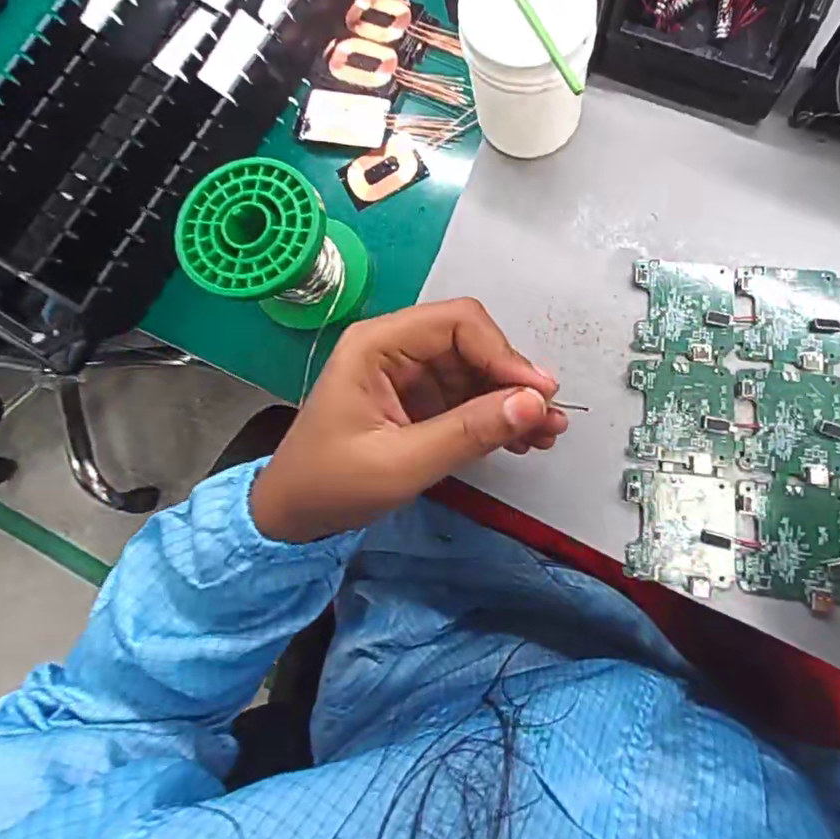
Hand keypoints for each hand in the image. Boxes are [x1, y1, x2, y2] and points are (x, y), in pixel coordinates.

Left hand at [249, 298, 567, 542]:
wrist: (292, 515)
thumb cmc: (330, 485)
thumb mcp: (400, 464)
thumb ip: (468, 432)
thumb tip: (534, 404)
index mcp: (377, 345)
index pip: (457, 324)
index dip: (504, 354)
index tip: (538, 395)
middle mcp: (394, 348)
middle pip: (471, 344)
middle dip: (511, 380)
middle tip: (548, 419)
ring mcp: (406, 374)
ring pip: (474, 371)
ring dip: (509, 400)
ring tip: (544, 435)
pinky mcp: (415, 400)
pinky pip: (464, 396)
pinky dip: (493, 416)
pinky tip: (519, 439)